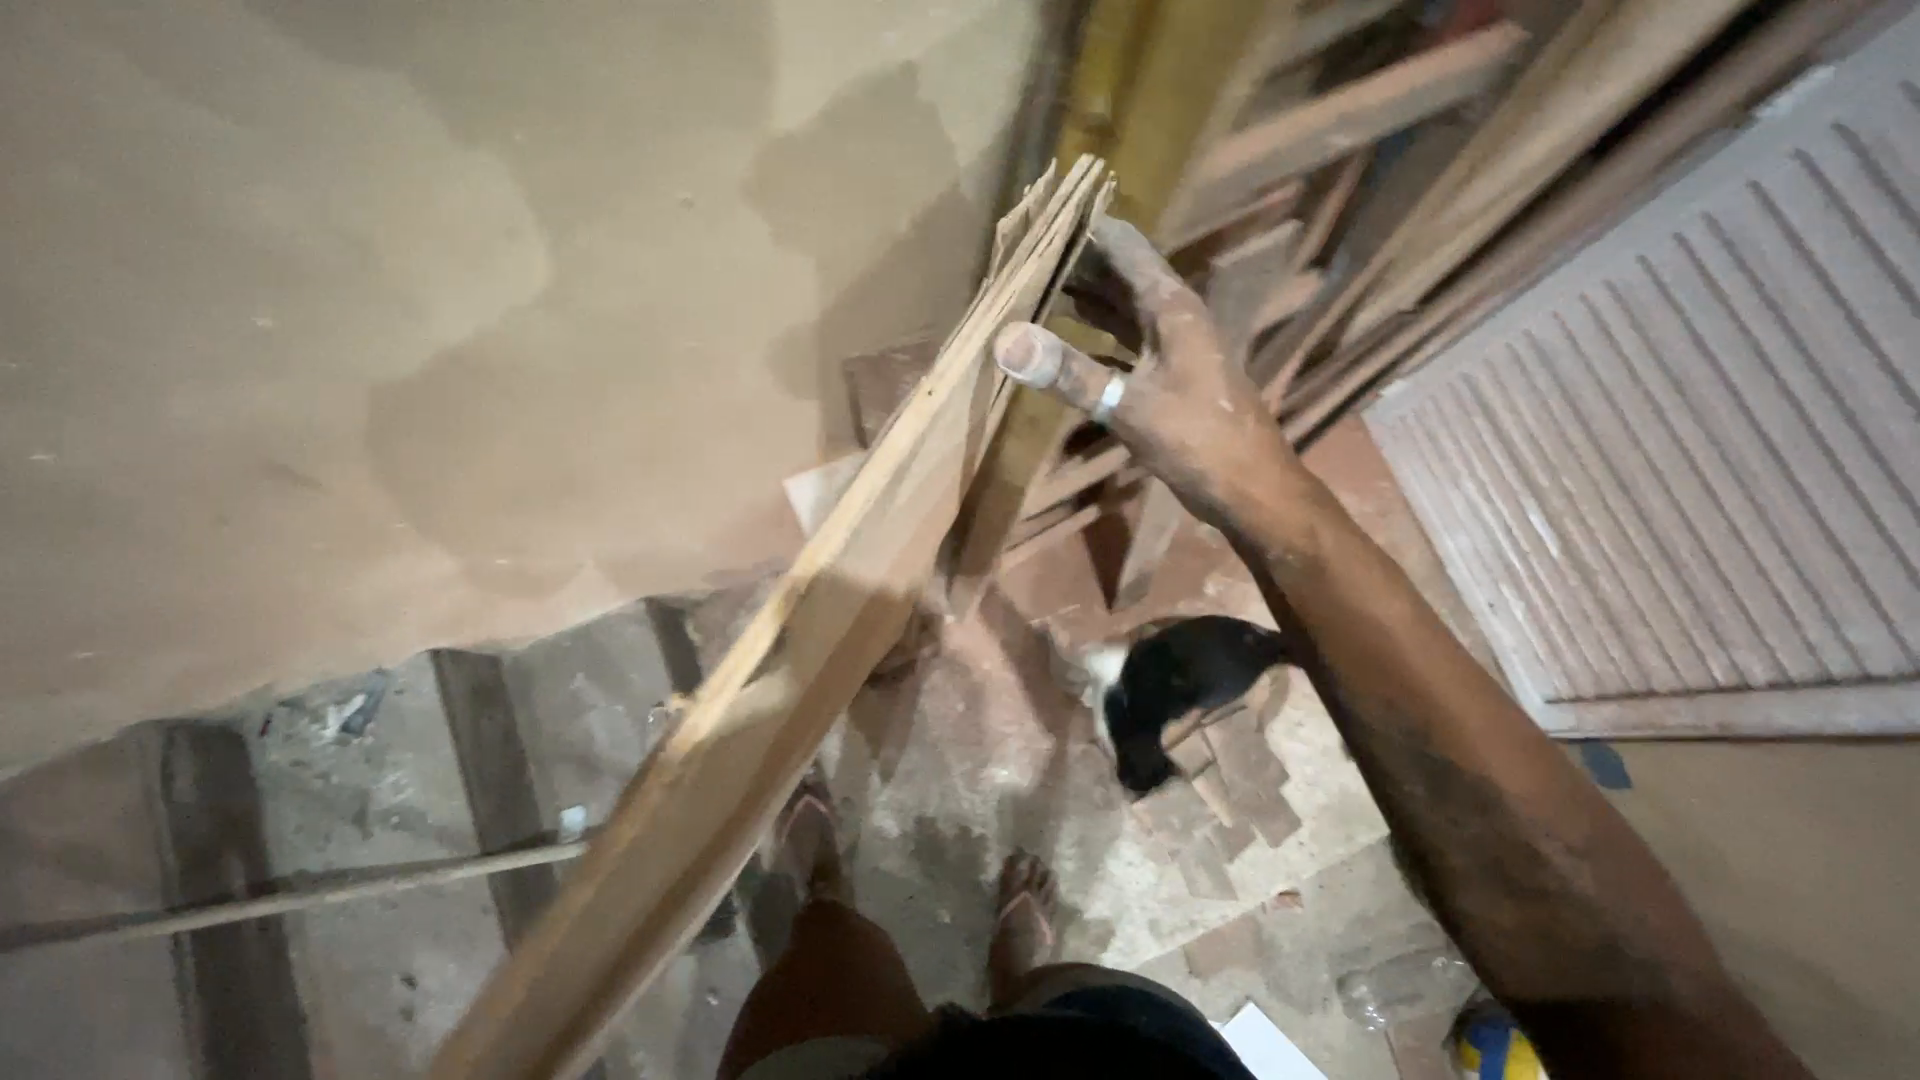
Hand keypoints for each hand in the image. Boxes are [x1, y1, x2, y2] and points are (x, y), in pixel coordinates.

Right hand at [992, 215, 1299, 530]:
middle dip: (1072, 262)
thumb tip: (1007, 340)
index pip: (1122, 245)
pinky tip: (1063, 341)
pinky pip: (1123, 342)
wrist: (1249, 488)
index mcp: (1171, 306)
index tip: (1035, 216)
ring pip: (1119, 308)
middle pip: (1117, 274)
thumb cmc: (1198, 440)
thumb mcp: (1129, 406)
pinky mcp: (1167, 376)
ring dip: (1081, 298)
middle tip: (1018, 256)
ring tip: (1031, 288)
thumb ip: (1070, 372)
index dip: (1082, 227)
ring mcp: (1171, 346)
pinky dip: (1093, 337)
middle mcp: (1172, 315)